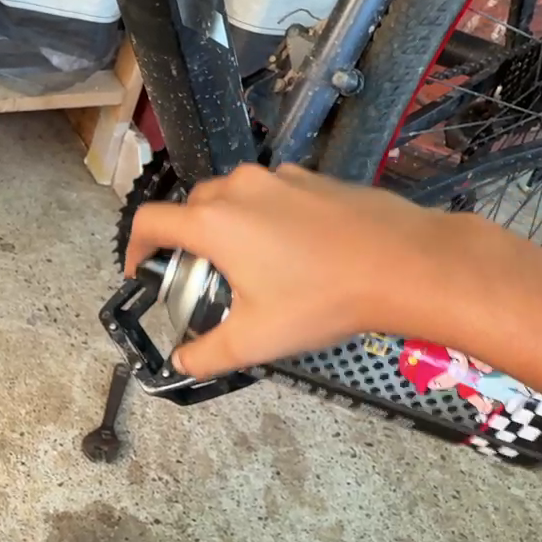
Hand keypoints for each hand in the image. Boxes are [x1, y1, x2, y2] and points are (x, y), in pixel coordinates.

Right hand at [124, 163, 478, 377]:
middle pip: (189, 207)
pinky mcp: (312, 177)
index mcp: (213, 222)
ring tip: (244, 265)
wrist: (407, 264)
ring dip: (222, 226)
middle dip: (183, 241)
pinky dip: (260, 217)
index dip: (135, 248)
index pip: (150, 222)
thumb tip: (182, 364)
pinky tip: (288, 251)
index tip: (143, 271)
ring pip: (229, 197)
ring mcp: (279, 177)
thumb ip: (206, 355)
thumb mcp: (255, 340)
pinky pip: (268, 194)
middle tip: (198, 278)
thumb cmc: (322, 299)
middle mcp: (239, 189)